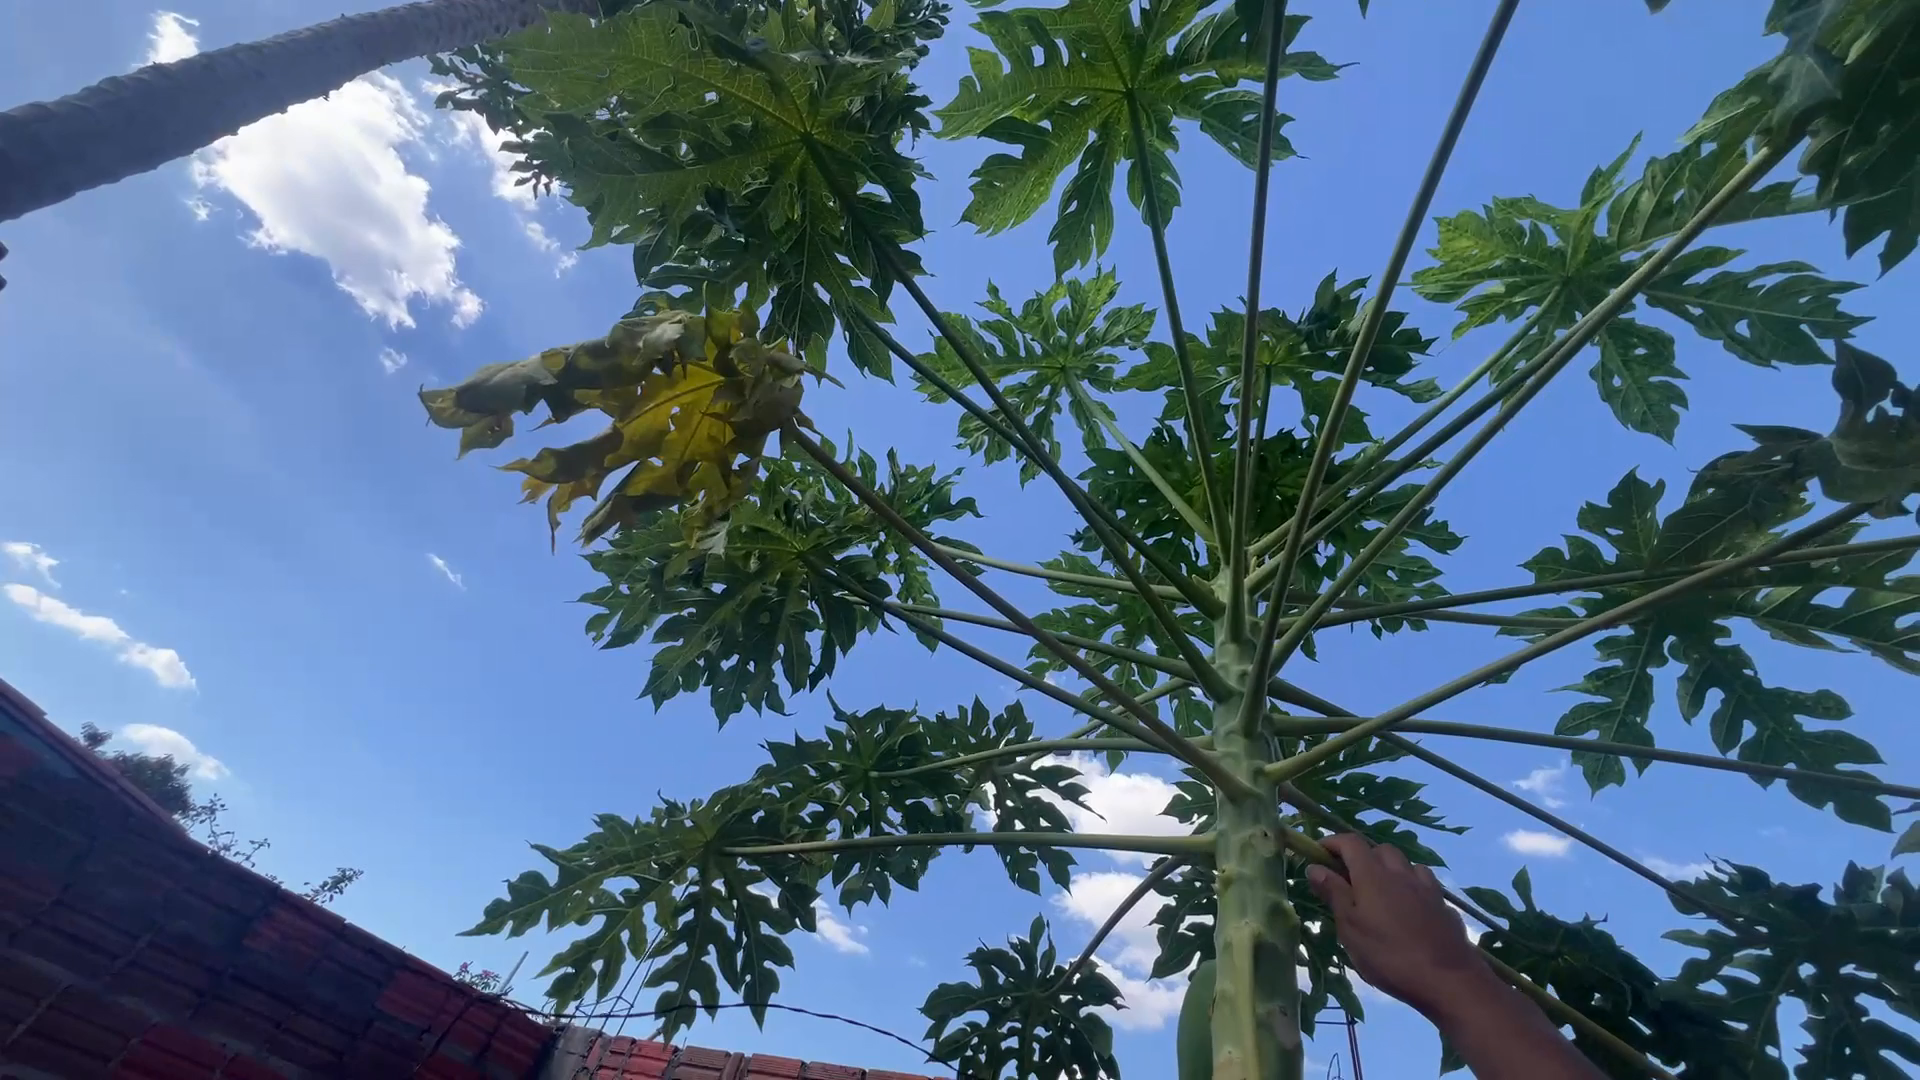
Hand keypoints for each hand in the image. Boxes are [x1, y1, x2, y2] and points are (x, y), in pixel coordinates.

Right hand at [1305, 833, 1491, 1018]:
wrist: (1452, 983)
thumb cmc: (1390, 955)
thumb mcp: (1350, 927)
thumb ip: (1333, 893)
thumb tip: (1314, 866)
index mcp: (1372, 874)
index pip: (1350, 842)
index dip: (1333, 842)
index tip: (1319, 853)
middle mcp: (1400, 873)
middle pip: (1380, 849)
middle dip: (1363, 856)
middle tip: (1351, 878)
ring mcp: (1427, 890)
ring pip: (1407, 865)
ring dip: (1392, 870)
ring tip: (1383, 892)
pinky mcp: (1446, 908)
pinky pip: (1427, 887)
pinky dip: (1414, 889)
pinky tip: (1412, 910)